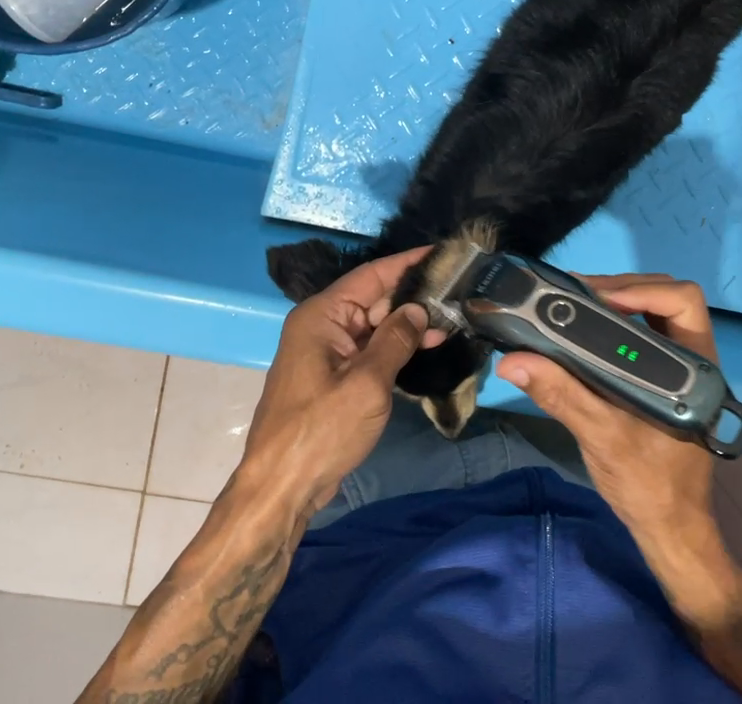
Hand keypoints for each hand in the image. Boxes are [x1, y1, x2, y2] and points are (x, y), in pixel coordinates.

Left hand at [236, 247, 446, 517]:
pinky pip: (368, 352)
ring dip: (408, 326)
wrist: (282, 487)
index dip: (407, 264)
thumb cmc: (321, 430)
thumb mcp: (367, 383)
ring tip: (453, 322)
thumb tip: (419, 310)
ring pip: (373, 327)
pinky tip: (427, 349)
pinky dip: (395, 349)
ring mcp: (326, 354)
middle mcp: (321, 327)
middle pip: (373, 300)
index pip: (371, 276)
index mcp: (321, 316)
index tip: (443, 254)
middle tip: (459, 294)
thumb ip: (396, 340)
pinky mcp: (333, 379)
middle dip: (413, 297)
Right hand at [495, 274, 718, 541]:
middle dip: (621, 289)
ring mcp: (680, 369)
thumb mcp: (602, 437)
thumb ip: (562, 394)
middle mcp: (694, 359)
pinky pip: (641, 336)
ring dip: (616, 304)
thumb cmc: (648, 486)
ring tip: (572, 307)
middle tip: (575, 297)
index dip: (639, 290)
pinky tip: (581, 333)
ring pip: (653, 314)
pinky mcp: (663, 380)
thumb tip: (513, 361)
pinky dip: (613, 327)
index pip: (681, 301)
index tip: (595, 299)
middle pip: (665, 297)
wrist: (668, 527)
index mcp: (696, 368)